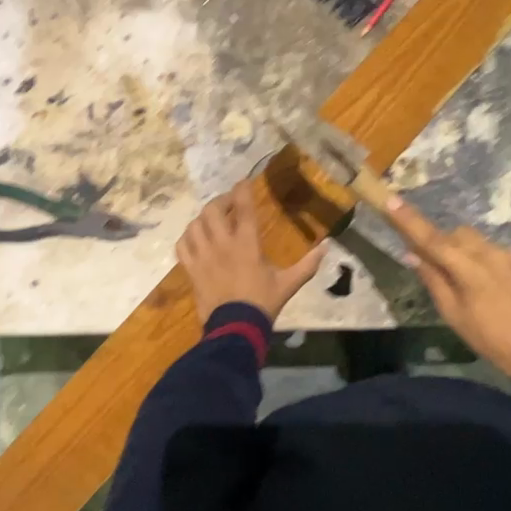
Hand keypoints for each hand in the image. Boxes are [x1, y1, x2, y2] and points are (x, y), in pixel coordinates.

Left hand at [177, 186, 325, 323]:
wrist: (236, 328)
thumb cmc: (263, 303)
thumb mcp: (289, 283)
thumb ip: (308, 264)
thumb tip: (327, 246)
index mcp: (247, 244)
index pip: (243, 207)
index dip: (242, 190)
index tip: (243, 182)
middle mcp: (222, 244)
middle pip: (213, 210)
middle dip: (221, 202)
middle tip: (229, 204)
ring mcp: (203, 256)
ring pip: (195, 225)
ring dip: (203, 219)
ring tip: (211, 221)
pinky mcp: (191, 270)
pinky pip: (182, 246)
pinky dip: (187, 238)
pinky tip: (195, 240)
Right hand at [384, 196, 510, 378]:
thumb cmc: (488, 338)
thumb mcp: (453, 314)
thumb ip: (433, 280)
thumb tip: (413, 255)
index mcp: (469, 269)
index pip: (432, 239)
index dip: (409, 220)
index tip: (391, 200)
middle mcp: (489, 253)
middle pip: (455, 234)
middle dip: (441, 244)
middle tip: (433, 266)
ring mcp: (508, 255)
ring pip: (474, 240)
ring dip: (461, 250)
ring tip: (463, 280)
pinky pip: (491, 250)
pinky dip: (479, 259)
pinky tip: (485, 285)